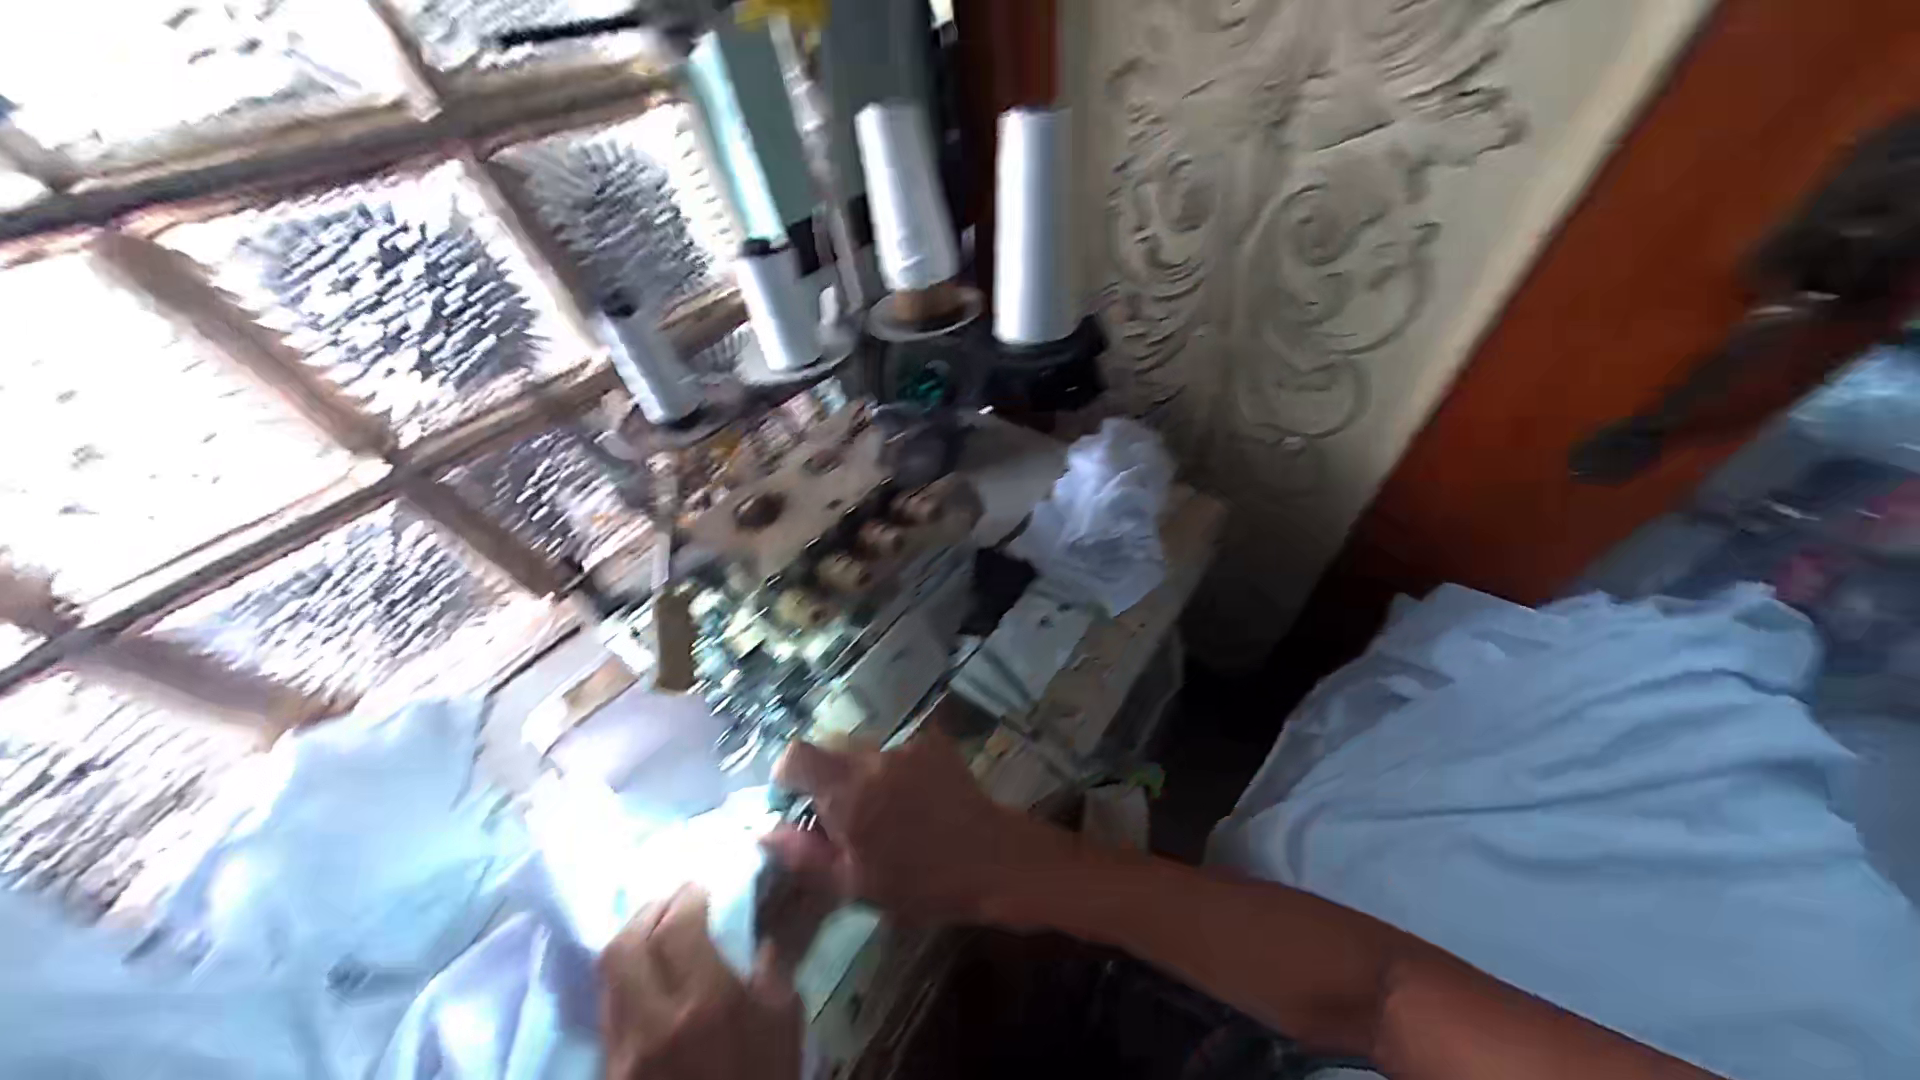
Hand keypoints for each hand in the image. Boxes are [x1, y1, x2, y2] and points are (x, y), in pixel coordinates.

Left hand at [599, 886, 802, 1079]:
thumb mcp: (784, 1020)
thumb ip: (770, 965)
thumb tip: (755, 928)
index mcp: (705, 1004)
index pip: (677, 927)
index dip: (687, 897)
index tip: (702, 886)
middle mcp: (653, 1023)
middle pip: (625, 946)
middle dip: (649, 911)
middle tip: (674, 899)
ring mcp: (624, 1054)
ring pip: (608, 976)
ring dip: (632, 940)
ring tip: (658, 927)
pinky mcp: (610, 1075)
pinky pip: (609, 1008)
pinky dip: (627, 976)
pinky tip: (650, 971)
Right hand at [763, 727, 1075, 924]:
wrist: (991, 858)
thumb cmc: (920, 881)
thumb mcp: (854, 882)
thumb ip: (802, 853)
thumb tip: (763, 830)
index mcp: (848, 791)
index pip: (795, 755)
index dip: (787, 776)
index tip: (796, 804)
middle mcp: (873, 756)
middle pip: (829, 747)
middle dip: (824, 777)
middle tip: (840, 815)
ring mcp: (905, 745)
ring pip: (863, 748)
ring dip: (859, 772)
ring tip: (883, 808)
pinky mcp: (931, 742)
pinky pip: (895, 748)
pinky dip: (891, 767)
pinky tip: (911, 797)